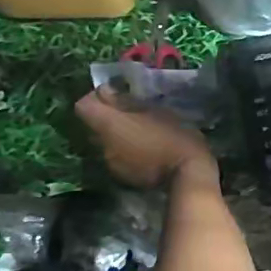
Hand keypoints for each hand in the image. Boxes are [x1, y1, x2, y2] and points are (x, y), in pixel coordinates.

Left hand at [74, 87, 215, 188]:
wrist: (188, 174)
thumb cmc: (174, 136)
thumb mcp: (156, 110)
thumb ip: (127, 100)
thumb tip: (107, 92)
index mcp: (108, 124)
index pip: (83, 107)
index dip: (94, 98)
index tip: (114, 96)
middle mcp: (102, 145)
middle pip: (93, 127)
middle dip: (108, 119)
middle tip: (130, 115)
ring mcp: (111, 164)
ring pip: (106, 144)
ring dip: (118, 137)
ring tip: (141, 136)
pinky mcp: (122, 178)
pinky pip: (117, 159)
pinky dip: (126, 153)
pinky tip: (146, 153)